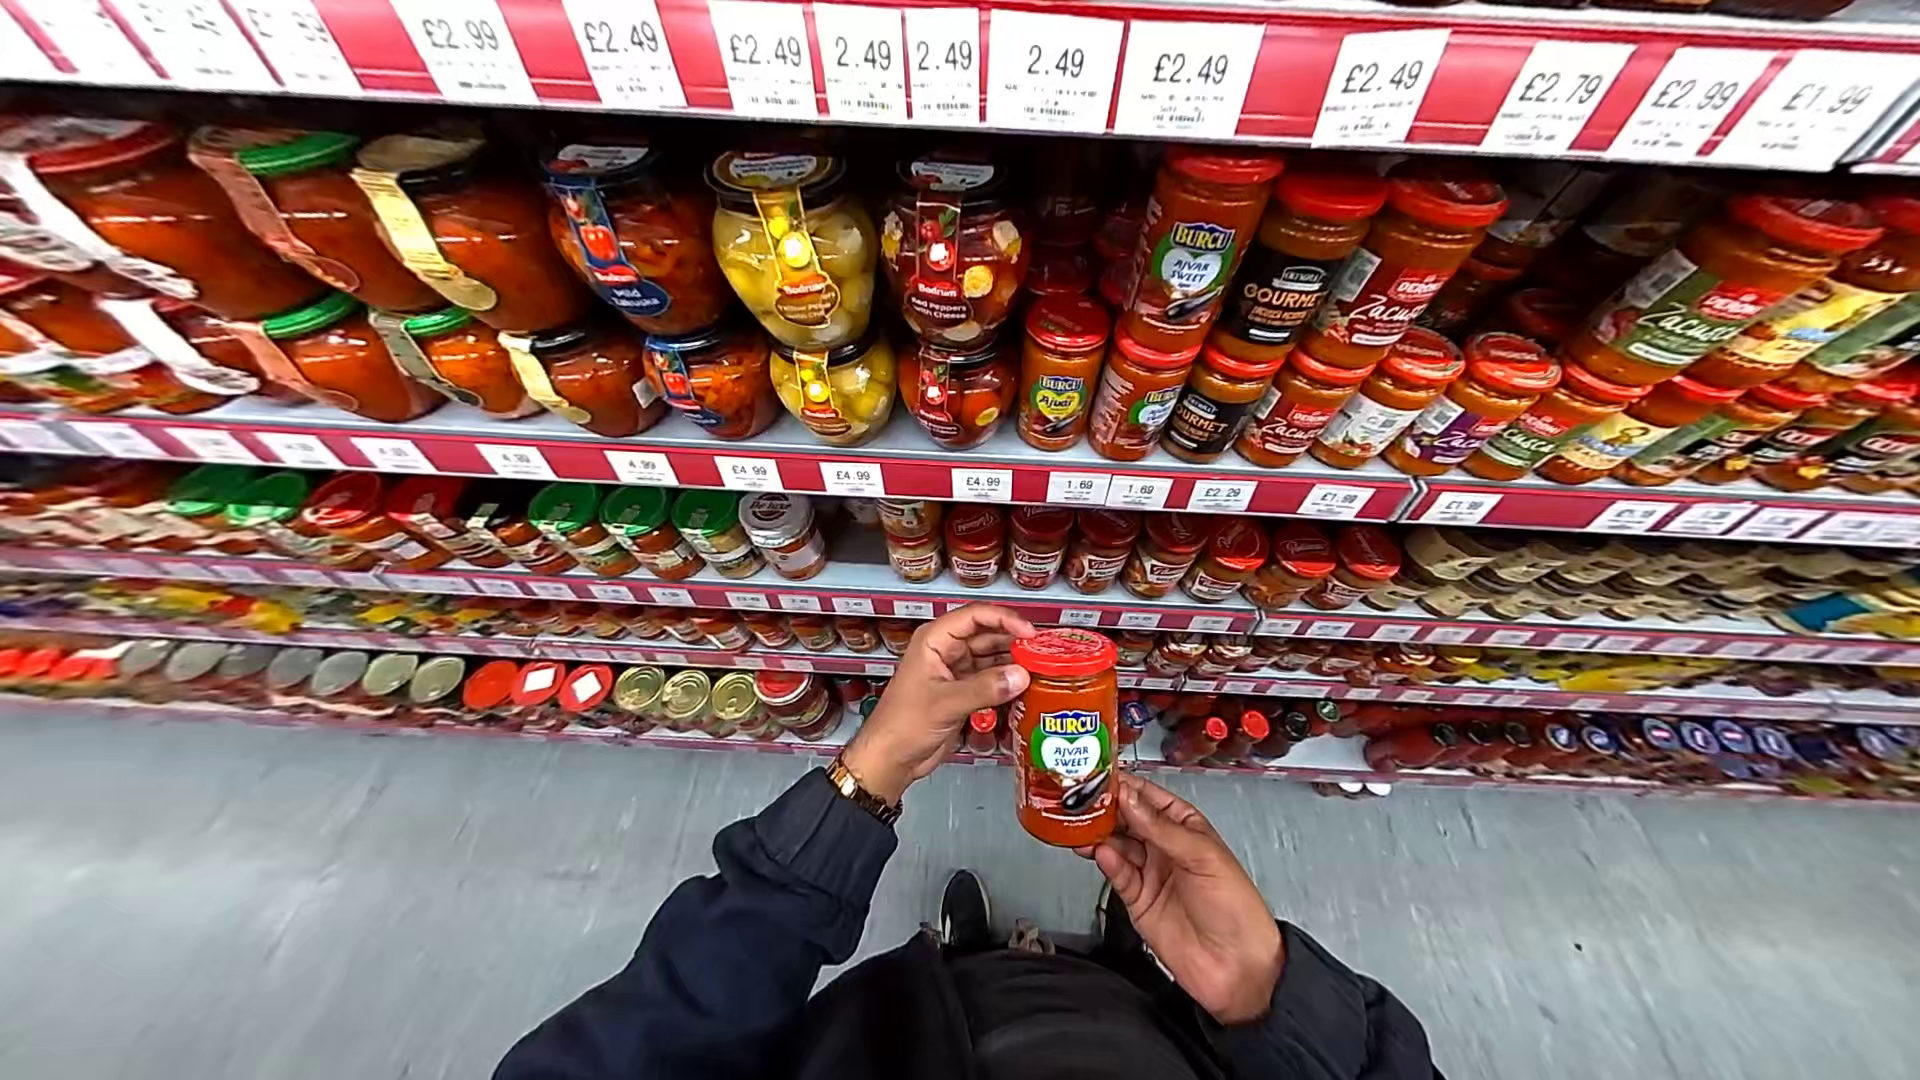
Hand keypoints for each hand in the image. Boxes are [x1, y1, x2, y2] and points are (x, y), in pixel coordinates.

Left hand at [841, 604, 1034, 802]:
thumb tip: (1021, 675)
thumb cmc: (905, 723)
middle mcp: (947, 649)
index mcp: (936, 640)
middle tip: (1043, 651)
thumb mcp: (945, 703)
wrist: (891, 758)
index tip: (1029, 632)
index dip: (1004, 619)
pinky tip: (1027, 686)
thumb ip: (985, 688)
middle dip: (1014, 640)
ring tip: (1041, 668)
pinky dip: (1007, 681)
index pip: (975, 616)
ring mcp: (956, 670)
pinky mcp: (963, 691)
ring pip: (991, 656)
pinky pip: (990, 678)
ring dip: (1013, 661)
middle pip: (987, 634)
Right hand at [1081, 773, 1284, 1024]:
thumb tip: (1128, 798)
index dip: (1124, 785)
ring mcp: (1147, 870)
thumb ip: (1160, 827)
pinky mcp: (1136, 897)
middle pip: (1124, 816)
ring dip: (1097, 832)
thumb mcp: (1202, 856)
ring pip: (1114, 842)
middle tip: (1082, 799)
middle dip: (1103, 807)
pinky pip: (1115, 872)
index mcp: (1182, 825)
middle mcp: (1162, 844)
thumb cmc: (1236, 907)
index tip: (1100, 776)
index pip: (1146, 796)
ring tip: (1082, 825)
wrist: (1238, 971)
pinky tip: (1100, 853)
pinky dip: (1105, 860)